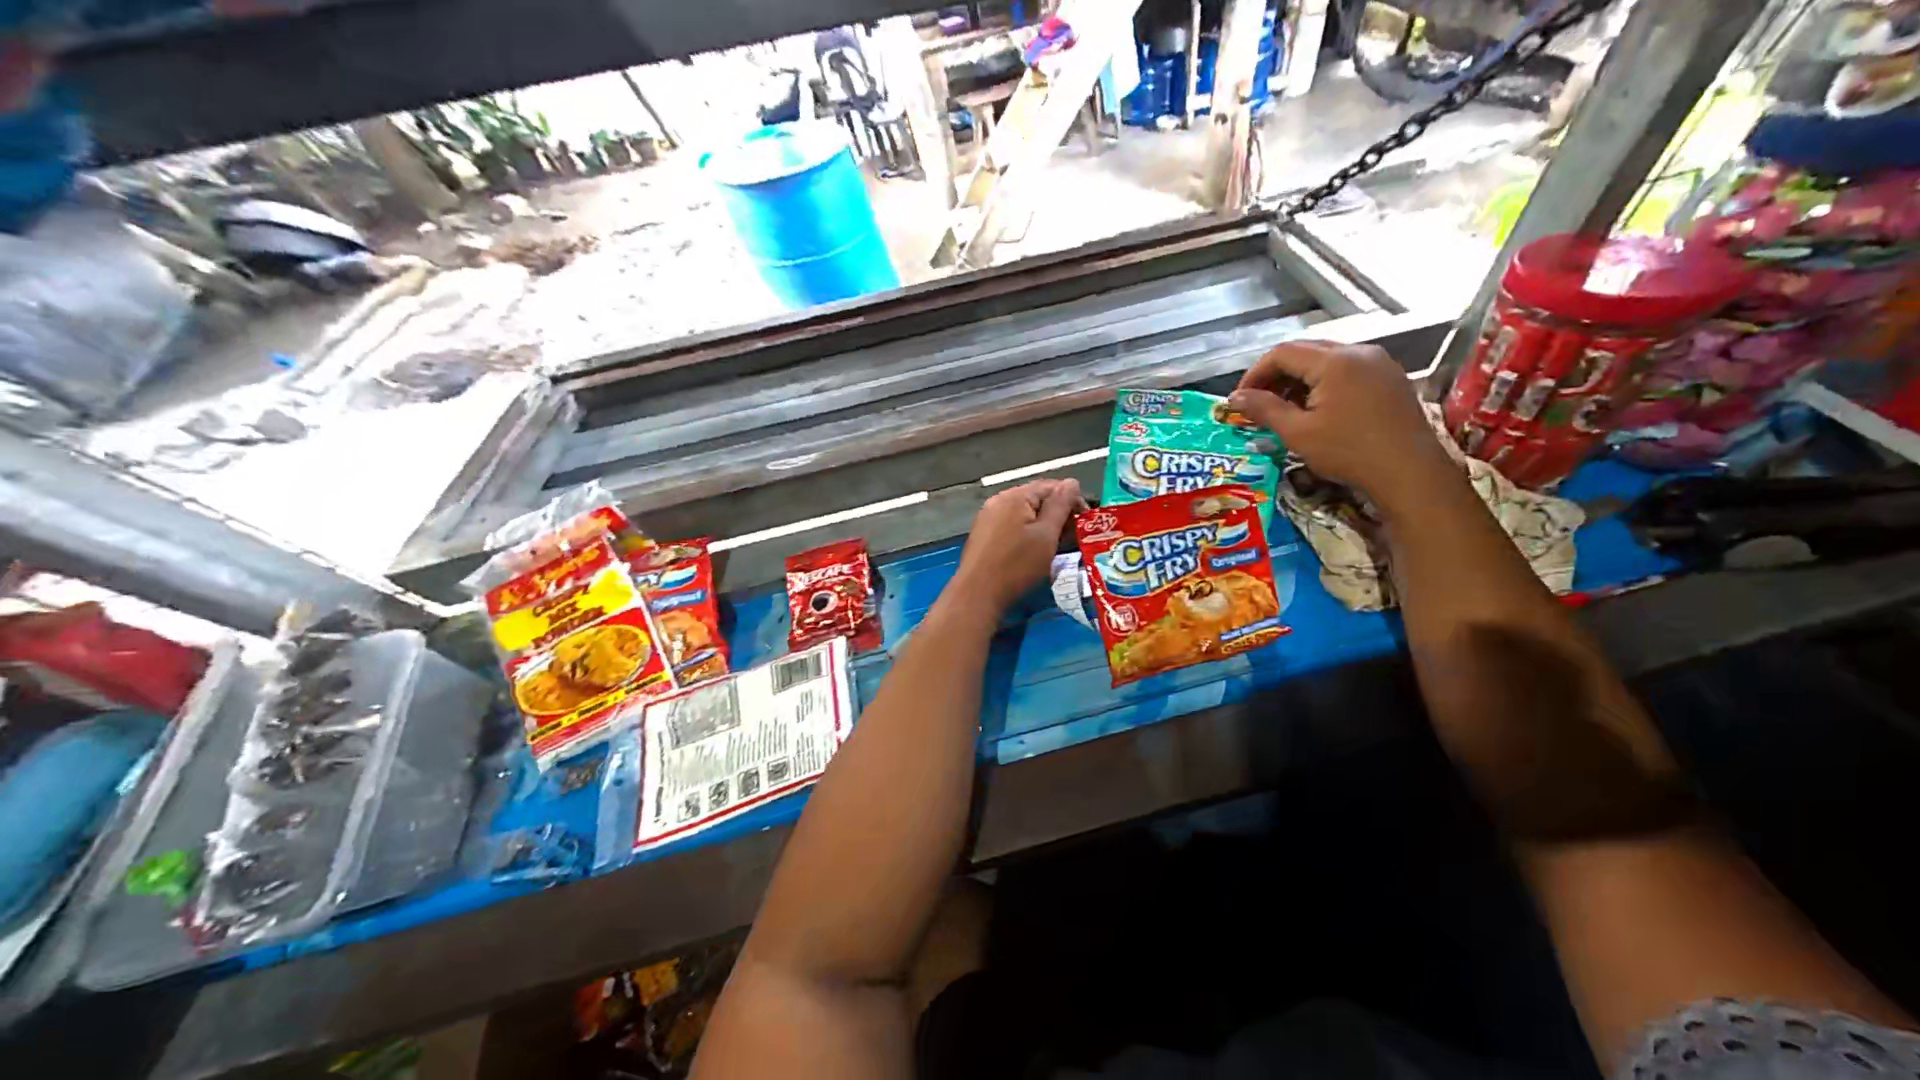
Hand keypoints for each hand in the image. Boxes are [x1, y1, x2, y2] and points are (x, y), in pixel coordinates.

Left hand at [950, 478, 1084, 612]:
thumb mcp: (1046, 535)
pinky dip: (1027, 532)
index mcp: (1015, 496)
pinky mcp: (983, 533)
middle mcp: (999, 500)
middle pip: (1036, 498)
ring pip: (1024, 512)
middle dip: (1058, 513)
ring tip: (1056, 544)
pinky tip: (1034, 549)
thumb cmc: (1017, 565)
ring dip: (1044, 524)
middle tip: (1073, 535)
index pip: (1051, 486)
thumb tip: (1072, 482)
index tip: (1085, 521)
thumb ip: (1060, 506)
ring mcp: (988, 516)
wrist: (978, 593)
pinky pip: (1012, 524)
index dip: (1072, 500)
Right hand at [1228, 341, 1456, 518]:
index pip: (1282, 353)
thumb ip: (1264, 409)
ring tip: (1285, 408)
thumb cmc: (1349, 452)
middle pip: (1305, 352)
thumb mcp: (1298, 433)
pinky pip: (1348, 370)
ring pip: (1327, 360)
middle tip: (1259, 403)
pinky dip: (1324, 383)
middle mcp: (1358, 351)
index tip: (1240, 399)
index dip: (1255, 373)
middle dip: (1276, 375)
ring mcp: (1379, 363)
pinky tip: (1318, 409)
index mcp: (1334, 361)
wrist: (1410, 471)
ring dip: (1300, 379)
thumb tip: (1234, 398)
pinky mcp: (1390, 378)